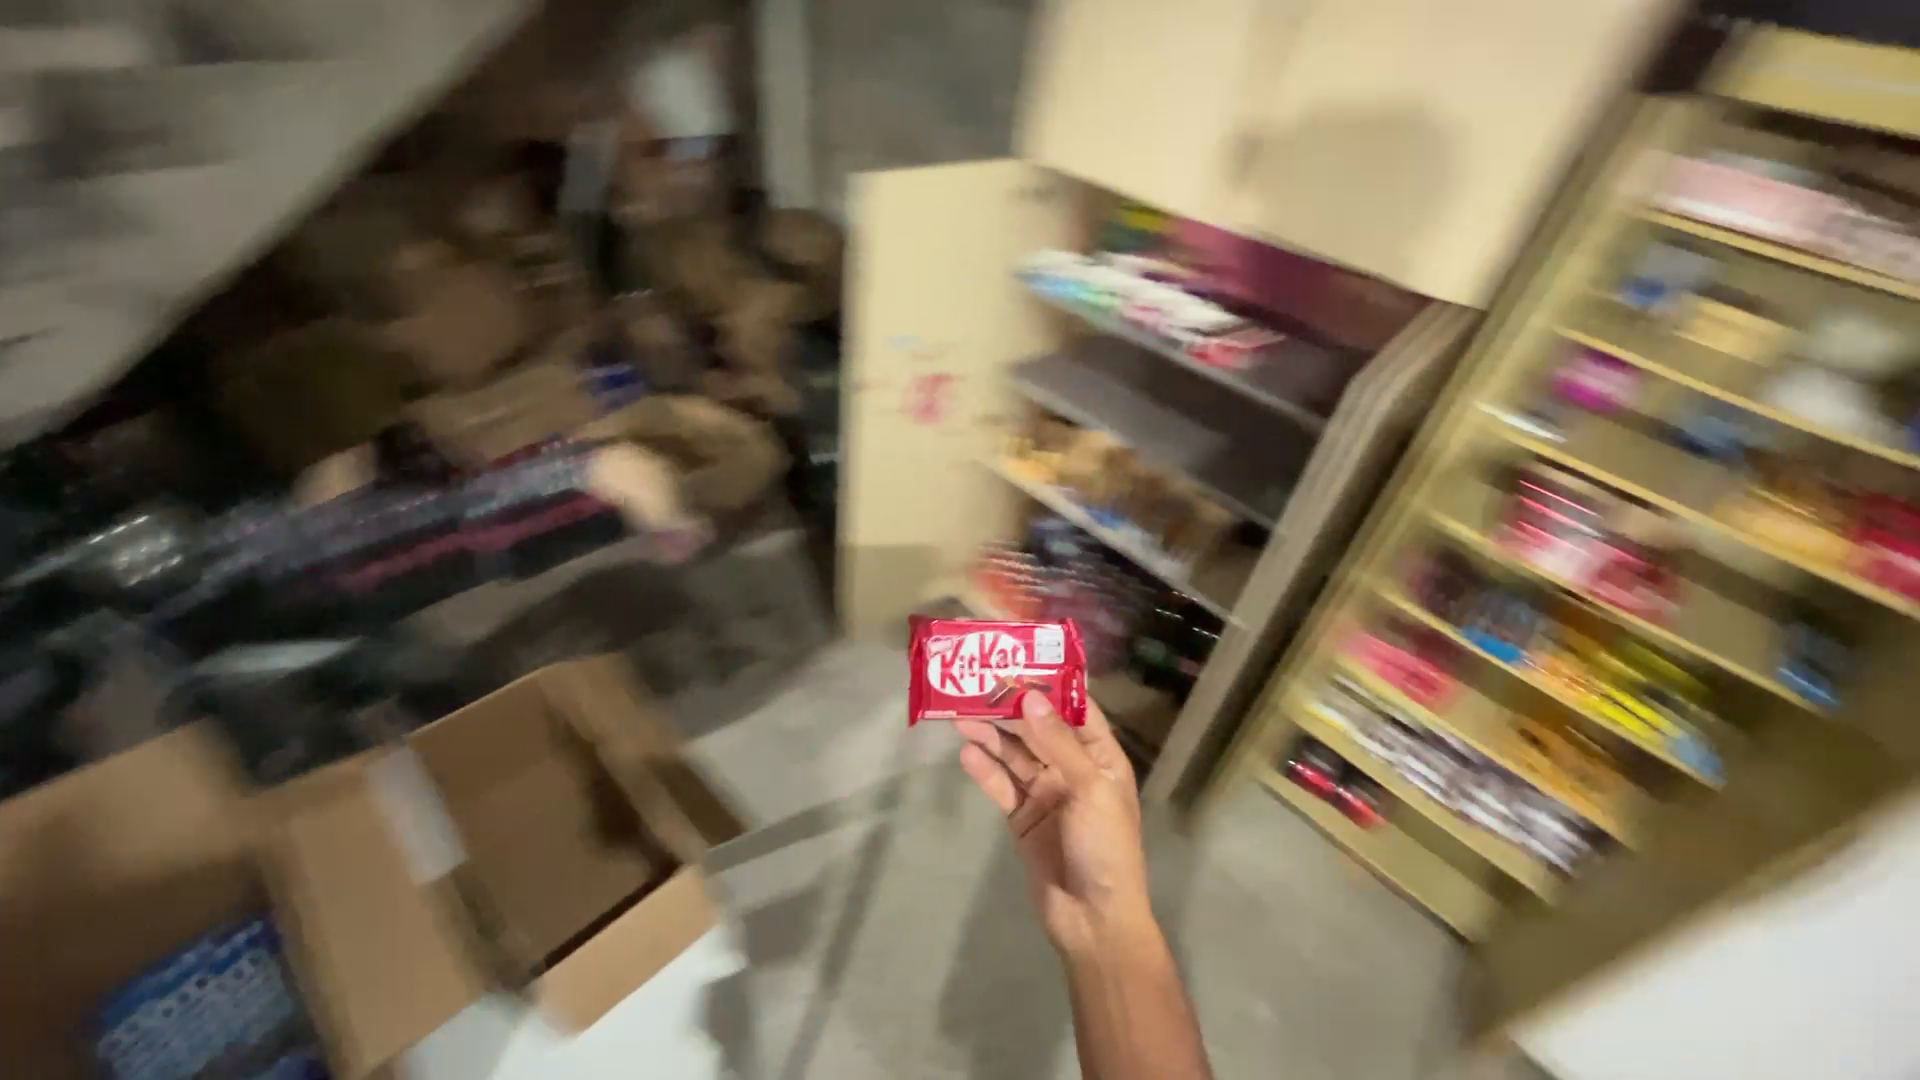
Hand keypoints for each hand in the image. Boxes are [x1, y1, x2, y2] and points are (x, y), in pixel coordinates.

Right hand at [956, 692, 1154, 955]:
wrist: (1093, 920)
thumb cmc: (1106, 846)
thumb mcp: (1090, 789)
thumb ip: (1057, 742)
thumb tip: (1030, 697)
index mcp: (1101, 757)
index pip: (1076, 709)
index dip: (1051, 684)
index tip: (1021, 658)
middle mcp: (1072, 769)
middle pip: (1037, 729)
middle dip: (1010, 707)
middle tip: (976, 683)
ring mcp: (1045, 793)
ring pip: (1014, 755)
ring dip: (990, 734)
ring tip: (959, 713)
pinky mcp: (1022, 818)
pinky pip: (1001, 786)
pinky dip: (984, 770)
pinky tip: (966, 752)